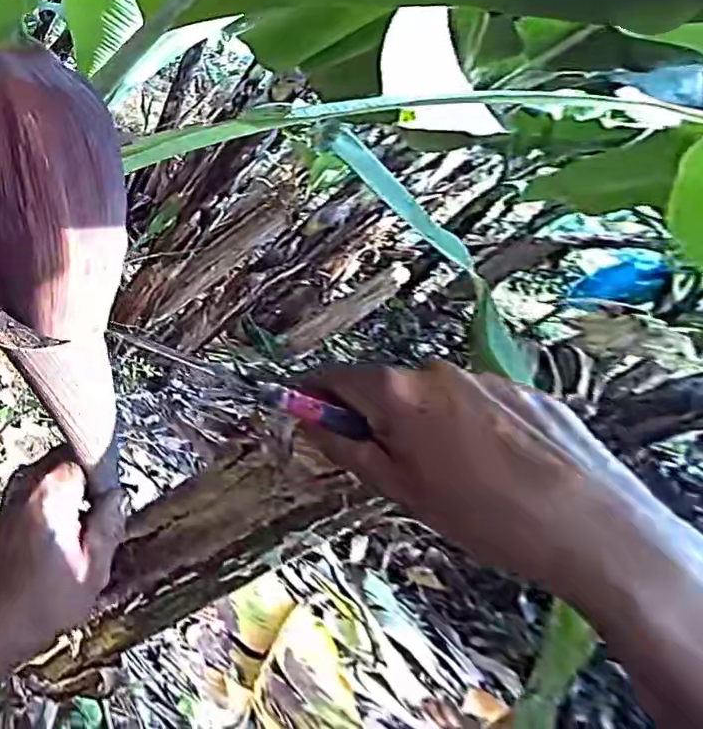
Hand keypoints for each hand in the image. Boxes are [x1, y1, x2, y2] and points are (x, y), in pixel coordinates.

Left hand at [0, 446, 123, 680]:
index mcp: (50, 489)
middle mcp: (27, 480)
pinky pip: (41, 490)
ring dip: (73, 495)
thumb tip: (119, 495)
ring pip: (54, 476)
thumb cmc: (43, 597)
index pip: (85, 457)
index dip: (105, 478)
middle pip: (68, 462)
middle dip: (90, 484)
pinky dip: (57, 504)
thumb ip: (108, 524)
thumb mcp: (93, 567)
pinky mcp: (9, 503)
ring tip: (85, 534)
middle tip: (105, 519)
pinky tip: (65, 537)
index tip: (116, 501)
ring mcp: (14, 489)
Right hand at [302, 361, 702, 724]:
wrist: (614, 547)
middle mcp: (437, 374)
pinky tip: (498, 466)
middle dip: (376, 415)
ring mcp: (491, 382)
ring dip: (427, 421)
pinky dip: (475, 426)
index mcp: (394, 390)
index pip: (327, 377)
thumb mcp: (394, 486)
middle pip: (381, 386)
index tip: (314, 420)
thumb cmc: (490, 518)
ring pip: (433, 395)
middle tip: (393, 460)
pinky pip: (482, 403)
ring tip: (457, 470)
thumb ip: (338, 443)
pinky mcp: (537, 398)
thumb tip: (306, 419)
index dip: (314, 399)